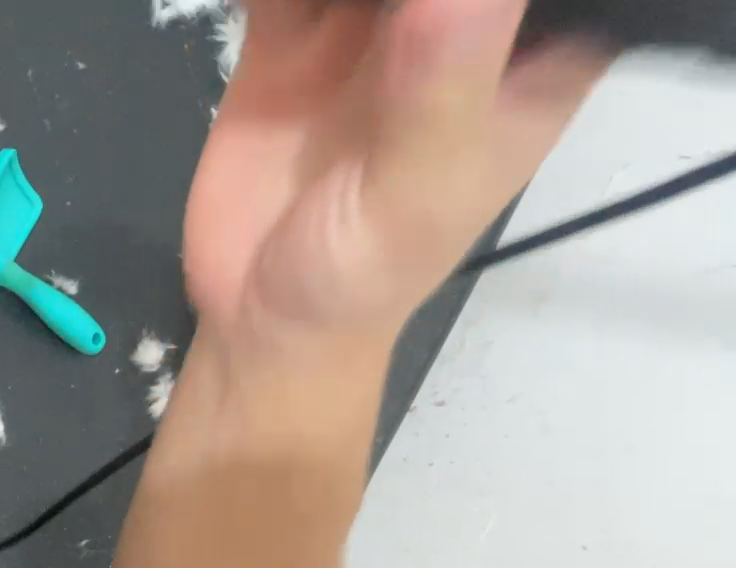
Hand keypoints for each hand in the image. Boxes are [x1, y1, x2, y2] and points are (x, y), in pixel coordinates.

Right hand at [185, 0, 609, 349]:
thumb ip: (435, 92)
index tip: (428, 12)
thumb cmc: (362, 271)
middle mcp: (452, 26)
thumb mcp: (413, 195)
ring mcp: (364, 33)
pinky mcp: (287, 45)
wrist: (259, 317)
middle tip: (362, 9)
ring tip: (316, 6)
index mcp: (527, 50)